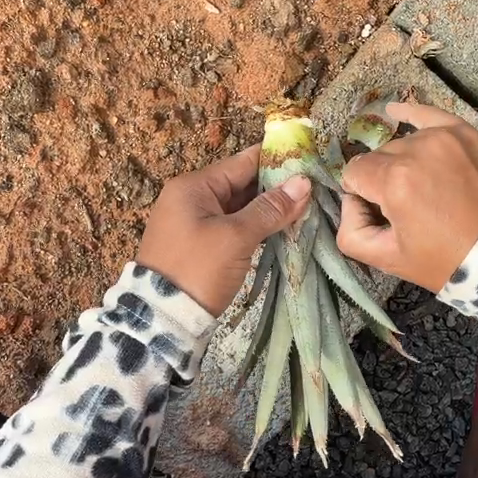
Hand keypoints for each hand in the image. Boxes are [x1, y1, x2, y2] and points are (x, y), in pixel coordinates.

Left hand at [135, 147, 311, 313]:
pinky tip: (283, 229)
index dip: (276, 160)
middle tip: (315, 188)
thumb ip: (270, 209)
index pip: (242, 162)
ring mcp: (194, 222)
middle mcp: (191, 198)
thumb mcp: (236, 237)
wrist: (163, 319)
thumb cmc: (197, 270)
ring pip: (240, 207)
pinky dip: (256, 227)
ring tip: (307, 208)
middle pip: (241, 183)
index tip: (309, 159)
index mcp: (193, 187)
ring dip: (269, 209)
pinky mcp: (200, 245)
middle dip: (276, 187)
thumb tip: (303, 182)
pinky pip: (233, 226)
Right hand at [336, 102, 477, 290]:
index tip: (383, 216)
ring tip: (428, 190)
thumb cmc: (450, 261)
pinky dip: (410, 113)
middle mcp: (416, 149)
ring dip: (404, 163)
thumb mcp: (390, 260)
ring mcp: (444, 137)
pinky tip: (395, 111)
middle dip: (383, 181)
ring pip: (402, 144)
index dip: (361, 197)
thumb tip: (351, 201)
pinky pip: (428, 113)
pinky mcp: (466, 133)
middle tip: (410, 210)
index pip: (354, 174)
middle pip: (378, 158)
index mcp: (394, 181)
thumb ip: (351, 231)